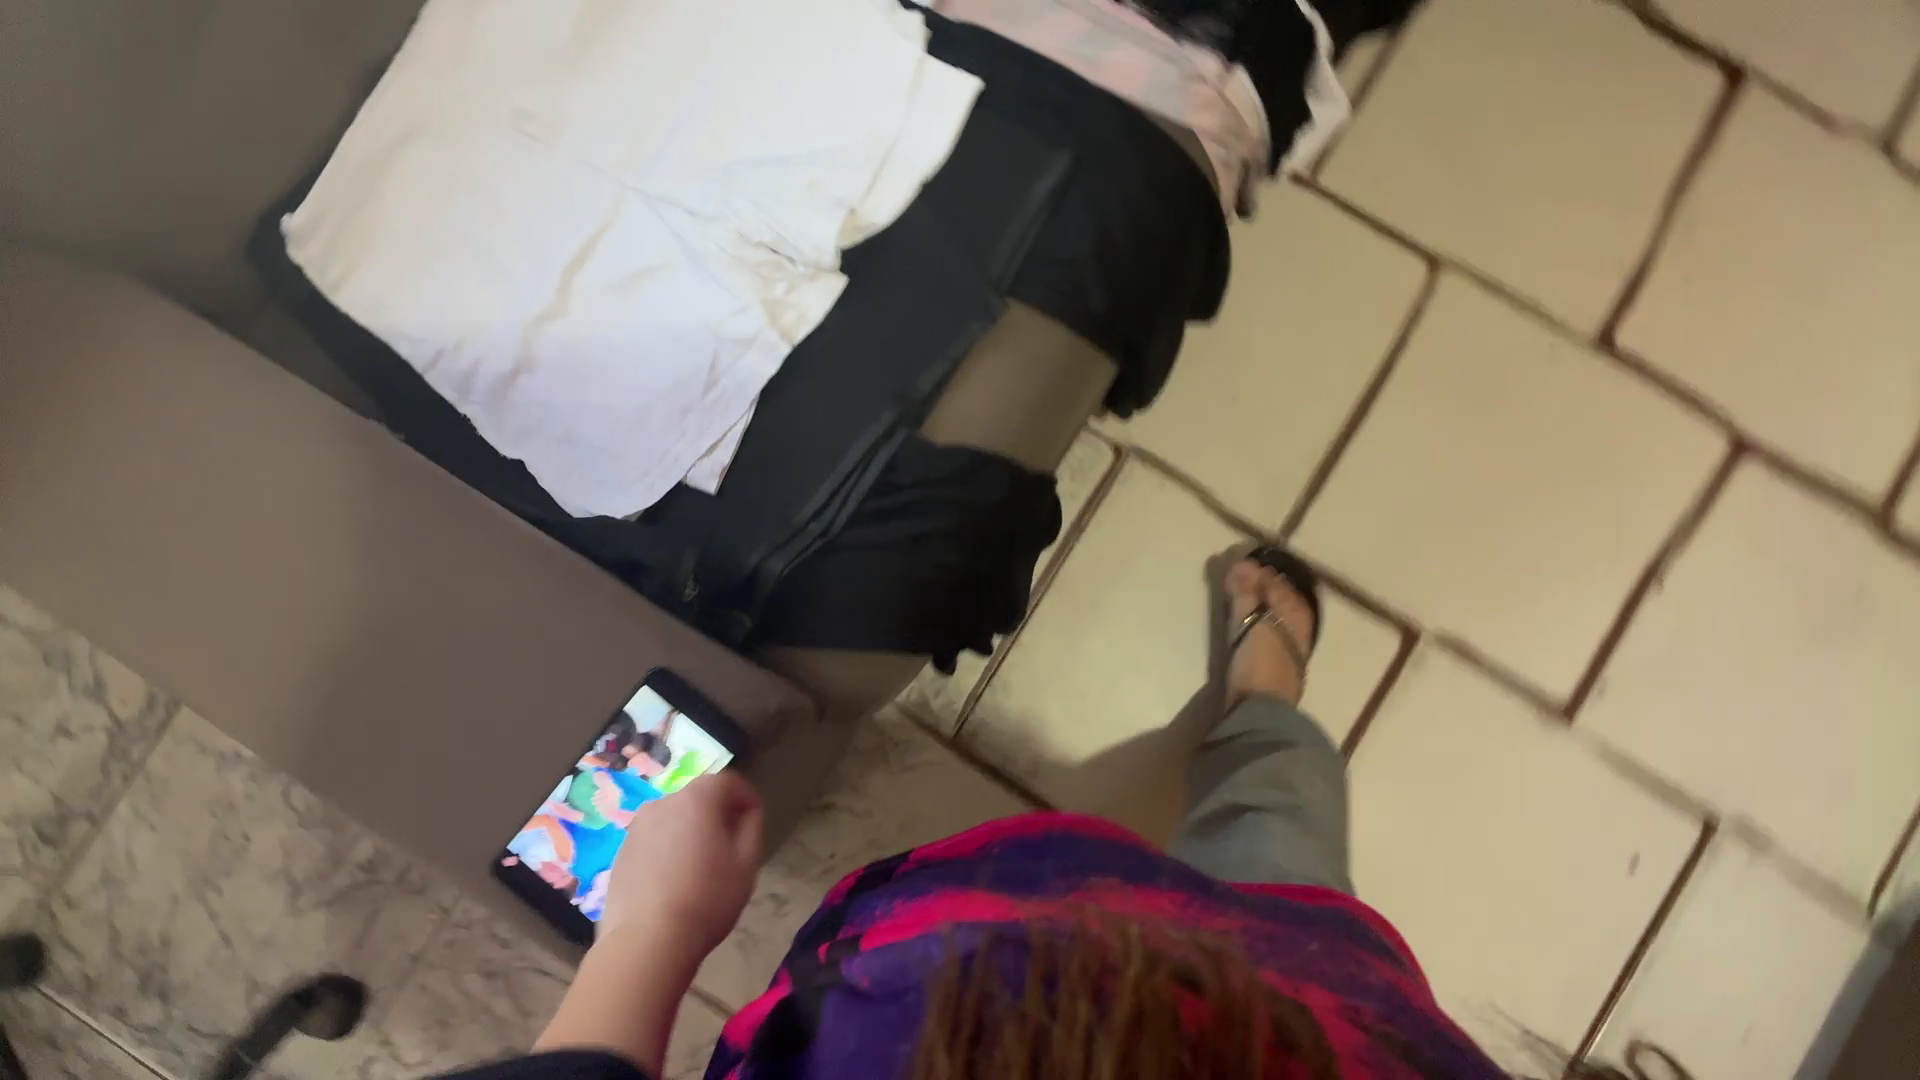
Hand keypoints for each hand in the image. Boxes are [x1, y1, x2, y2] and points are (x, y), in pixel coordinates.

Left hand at [595, 770, 762, 963]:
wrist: (645, 942)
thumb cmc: (706, 899)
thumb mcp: (746, 863)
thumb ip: (751, 827)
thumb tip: (744, 814)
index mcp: (697, 798)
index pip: (729, 781)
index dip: (747, 798)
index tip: (754, 822)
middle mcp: (663, 802)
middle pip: (699, 798)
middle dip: (718, 814)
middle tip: (730, 846)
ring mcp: (637, 828)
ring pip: (674, 819)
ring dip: (691, 832)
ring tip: (700, 867)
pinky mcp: (621, 853)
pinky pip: (654, 840)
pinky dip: (668, 850)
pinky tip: (673, 882)